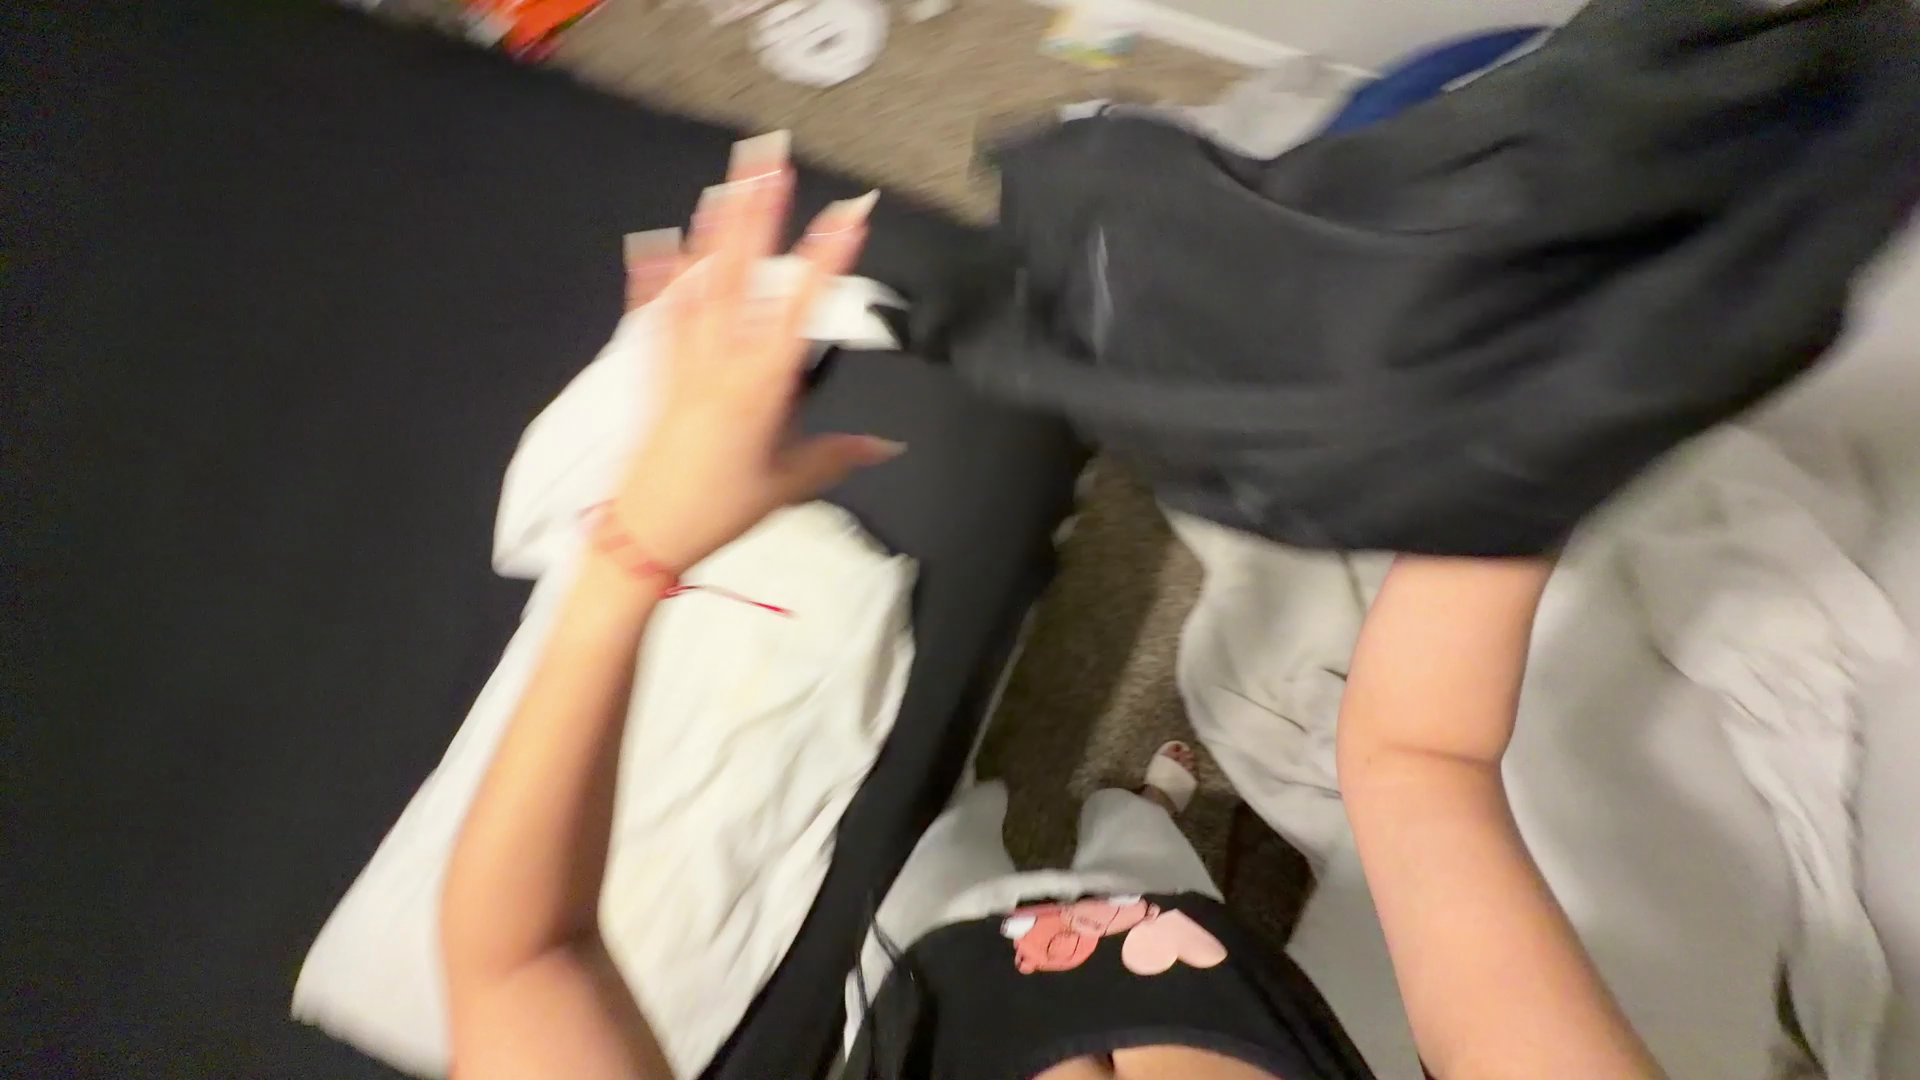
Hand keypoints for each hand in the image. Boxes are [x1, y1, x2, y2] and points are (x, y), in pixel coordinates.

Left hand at [608, 131, 901, 574]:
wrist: (645, 532)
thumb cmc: (719, 509)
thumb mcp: (789, 485)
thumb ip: (838, 456)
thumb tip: (888, 447)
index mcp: (759, 387)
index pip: (801, 308)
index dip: (828, 257)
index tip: (849, 214)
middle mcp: (719, 362)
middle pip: (743, 276)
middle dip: (760, 214)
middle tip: (770, 161)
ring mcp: (684, 363)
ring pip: (702, 286)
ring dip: (717, 231)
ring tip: (727, 183)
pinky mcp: (658, 374)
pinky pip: (660, 316)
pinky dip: (659, 278)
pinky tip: (657, 244)